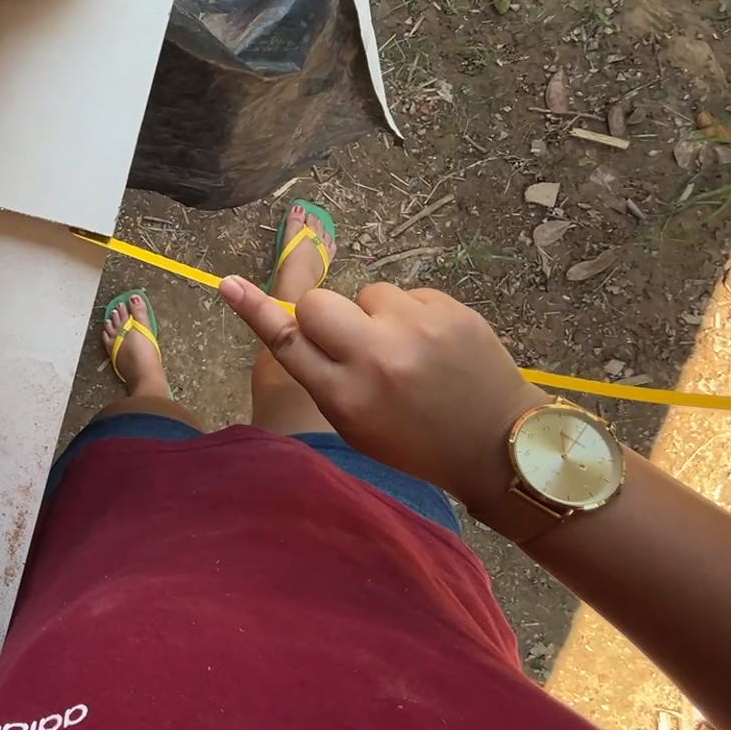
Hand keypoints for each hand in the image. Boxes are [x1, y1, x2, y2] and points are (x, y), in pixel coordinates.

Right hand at [220, 277, 550, 508]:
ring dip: (376, 316)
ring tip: (406, 350)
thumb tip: (290, 319)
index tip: (229, 283)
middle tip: (351, 340)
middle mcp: (377, 358)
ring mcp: (418, 329)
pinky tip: (434, 345)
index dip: (255, 310)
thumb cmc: (413, 441)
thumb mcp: (353, 421)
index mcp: (346, 396)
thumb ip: (318, 372)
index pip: (287, 341)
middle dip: (325, 314)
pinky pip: (407, 294)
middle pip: (318, 303)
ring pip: (367, 293)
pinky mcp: (452, 310)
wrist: (501, 446)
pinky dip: (412, 315)